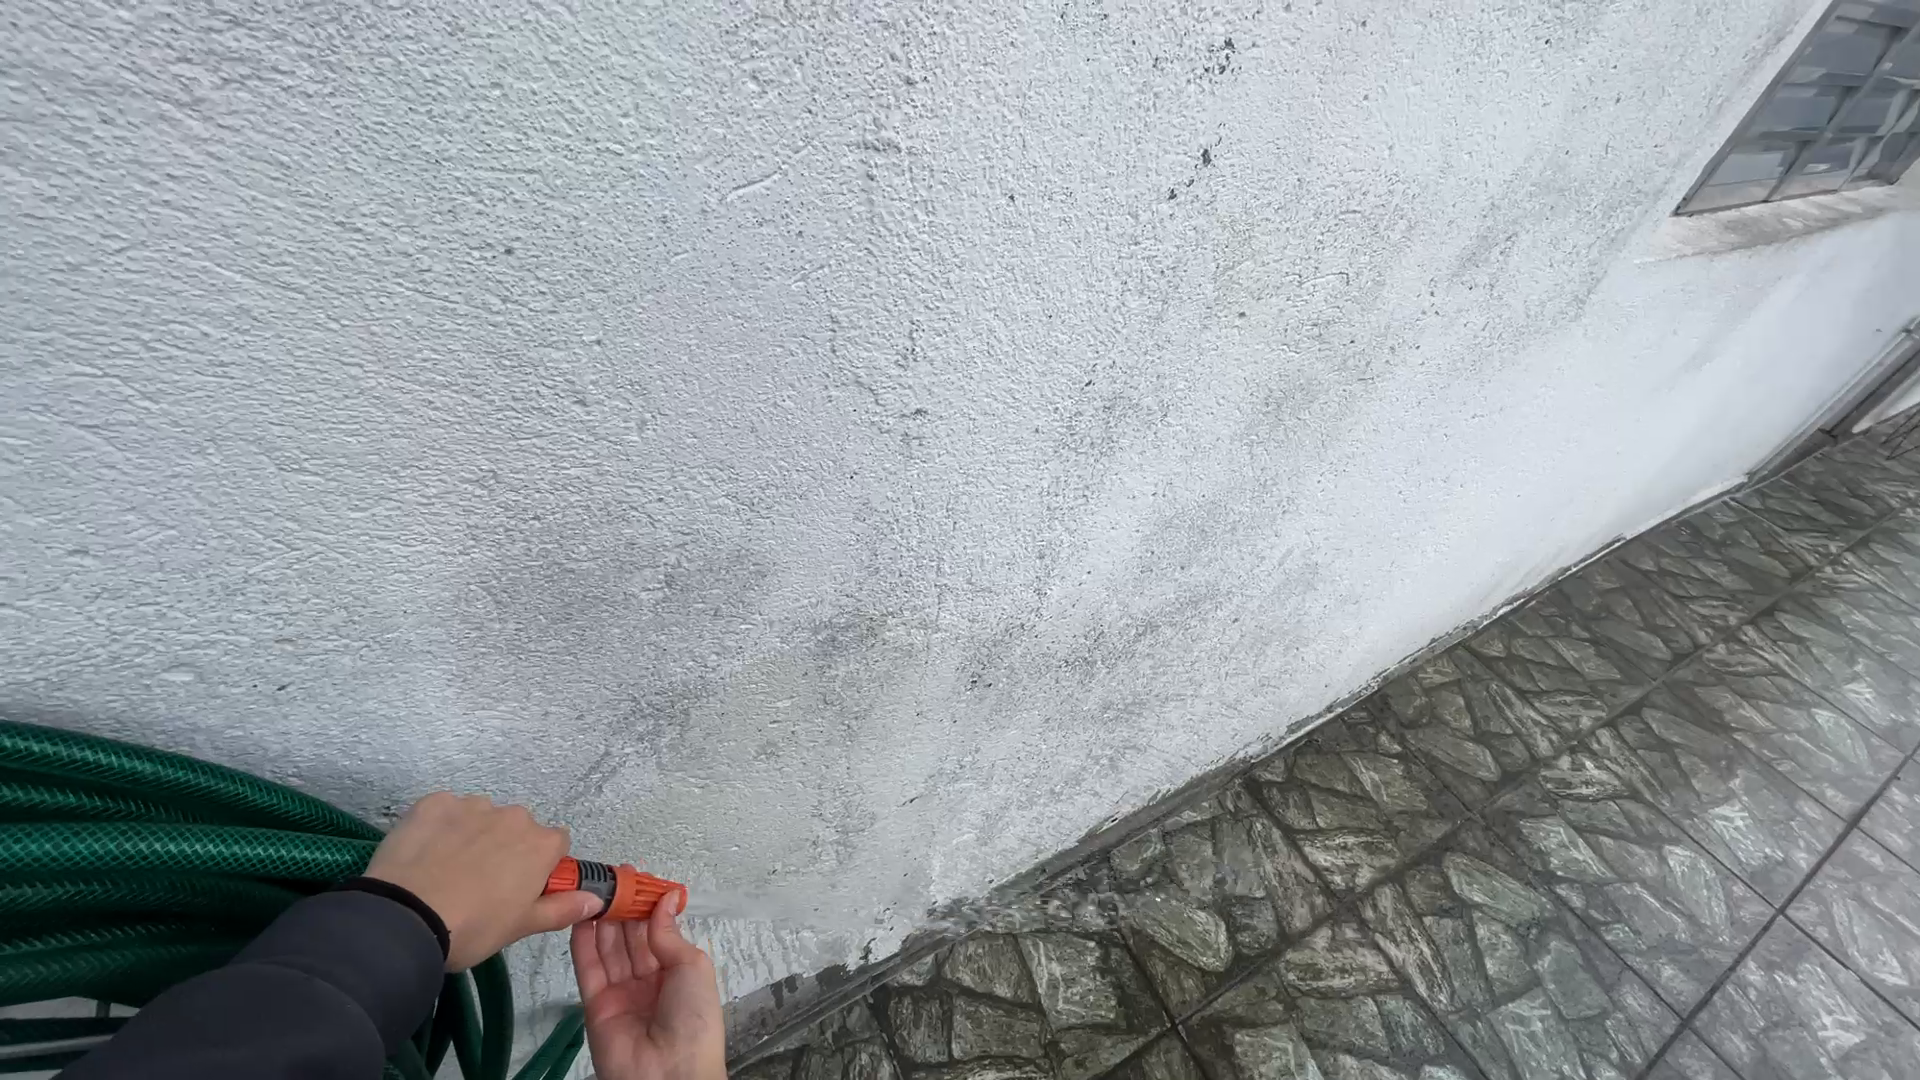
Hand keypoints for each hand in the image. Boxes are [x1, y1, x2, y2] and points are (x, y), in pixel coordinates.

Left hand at [366, 792, 600, 970]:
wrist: (400, 919)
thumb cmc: (470, 928)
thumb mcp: (519, 928)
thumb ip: (562, 908)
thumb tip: (596, 899)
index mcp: (542, 844)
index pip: (554, 845)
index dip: (537, 866)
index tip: (515, 888)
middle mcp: (516, 816)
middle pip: (517, 829)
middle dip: (503, 849)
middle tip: (475, 885)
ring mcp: (474, 805)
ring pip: (481, 818)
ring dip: (471, 836)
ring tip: (442, 872)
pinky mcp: (434, 803)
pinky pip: (444, 811)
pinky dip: (438, 828)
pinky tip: (421, 855)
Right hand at [571, 892, 725, 1079]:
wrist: (669, 1075)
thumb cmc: (694, 1018)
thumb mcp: (692, 967)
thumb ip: (669, 934)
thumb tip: (666, 898)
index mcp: (676, 970)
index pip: (658, 930)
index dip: (648, 905)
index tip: (639, 878)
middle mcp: (648, 979)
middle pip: (631, 937)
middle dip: (624, 908)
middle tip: (614, 877)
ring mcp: (621, 993)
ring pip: (610, 948)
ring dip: (604, 919)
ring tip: (598, 889)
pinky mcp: (596, 1007)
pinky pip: (590, 970)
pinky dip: (584, 944)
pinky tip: (582, 918)